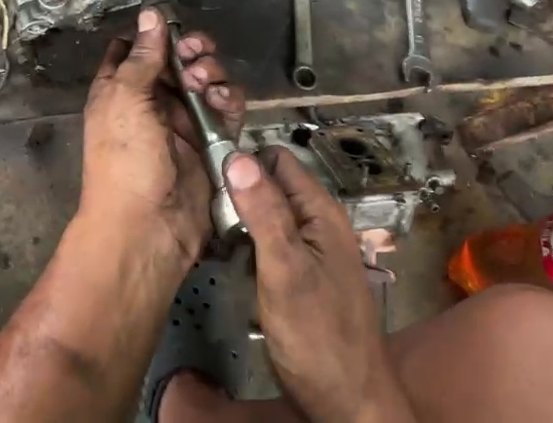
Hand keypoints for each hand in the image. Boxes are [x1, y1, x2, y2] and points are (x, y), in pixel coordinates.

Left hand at [79, 9, 243, 269]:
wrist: (148, 227)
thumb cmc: (125, 158)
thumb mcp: (125, 99)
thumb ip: (143, 56)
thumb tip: (150, 14)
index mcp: (118, 89)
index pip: (135, 49)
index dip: (152, 34)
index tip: (170, 24)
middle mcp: (150, 103)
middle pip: (177, 62)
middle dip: (190, 51)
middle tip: (196, 52)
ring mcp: (182, 123)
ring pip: (205, 82)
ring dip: (210, 74)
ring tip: (206, 84)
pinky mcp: (211, 143)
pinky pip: (226, 111)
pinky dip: (228, 101)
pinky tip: (223, 104)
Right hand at [225, 148, 407, 422]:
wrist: (347, 406)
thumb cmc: (319, 336)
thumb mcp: (286, 269)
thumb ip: (264, 212)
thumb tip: (236, 156)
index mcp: (320, 212)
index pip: (275, 159)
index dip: (242, 160)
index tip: (206, 173)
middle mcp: (315, 223)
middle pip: (266, 185)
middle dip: (234, 192)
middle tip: (205, 211)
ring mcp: (306, 251)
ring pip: (261, 214)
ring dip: (235, 220)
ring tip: (210, 235)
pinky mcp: (295, 275)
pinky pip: (264, 243)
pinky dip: (243, 245)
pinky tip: (225, 258)